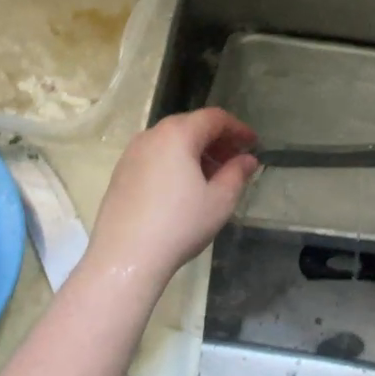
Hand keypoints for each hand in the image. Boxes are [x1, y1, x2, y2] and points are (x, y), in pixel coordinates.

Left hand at [89, 109, 258, 281]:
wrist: (126, 256)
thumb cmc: (180, 224)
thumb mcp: (220, 201)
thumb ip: (237, 174)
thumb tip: (247, 159)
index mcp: (178, 135)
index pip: (214, 118)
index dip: (238, 128)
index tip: (253, 144)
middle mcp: (151, 136)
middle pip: (190, 125)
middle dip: (216, 139)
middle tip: (235, 160)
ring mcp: (131, 154)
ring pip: (170, 142)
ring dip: (195, 152)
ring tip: (211, 177)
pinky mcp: (120, 173)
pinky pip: (155, 157)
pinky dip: (174, 162)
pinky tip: (183, 189)